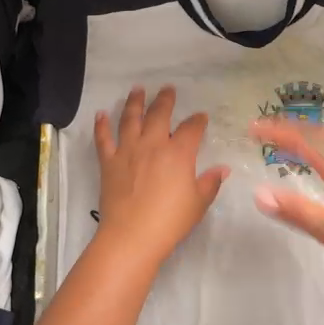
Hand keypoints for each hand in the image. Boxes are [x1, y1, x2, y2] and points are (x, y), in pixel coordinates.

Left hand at [94, 86, 228, 260]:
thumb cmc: (170, 221)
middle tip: (167, 89)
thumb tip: (222, 169)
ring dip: (134, 102)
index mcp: (178, 153)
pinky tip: (100, 114)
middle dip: (165, 100)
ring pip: (130, 119)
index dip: (197, 121)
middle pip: (159, 114)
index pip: (191, 129)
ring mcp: (127, 151)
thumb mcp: (198, 203)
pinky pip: (103, 138)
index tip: (201, 117)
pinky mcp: (108, 162)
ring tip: (137, 90)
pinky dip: (101, 125)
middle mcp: (152, 144)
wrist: (132, 235)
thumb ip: (210, 183)